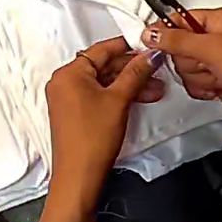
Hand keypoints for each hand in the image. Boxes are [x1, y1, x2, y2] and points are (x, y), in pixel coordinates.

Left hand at [44, 37, 160, 199]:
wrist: (79, 177)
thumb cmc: (92, 140)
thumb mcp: (119, 100)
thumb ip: (135, 73)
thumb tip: (148, 56)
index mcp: (68, 73)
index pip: (102, 49)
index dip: (128, 46)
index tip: (148, 45)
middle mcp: (63, 82)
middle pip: (103, 65)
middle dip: (132, 69)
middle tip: (157, 70)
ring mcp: (67, 98)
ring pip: (103, 82)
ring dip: (129, 84)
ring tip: (155, 89)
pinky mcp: (74, 112)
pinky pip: (98, 95)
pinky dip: (118, 95)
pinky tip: (139, 97)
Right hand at [140, 6, 221, 134]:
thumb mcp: (212, 48)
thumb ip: (176, 40)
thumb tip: (150, 32)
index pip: (182, 18)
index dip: (167, 30)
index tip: (152, 40)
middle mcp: (219, 38)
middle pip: (179, 46)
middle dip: (189, 60)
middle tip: (206, 63)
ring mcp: (218, 61)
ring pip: (184, 67)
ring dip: (197, 76)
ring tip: (217, 78)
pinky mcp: (217, 81)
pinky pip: (193, 83)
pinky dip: (202, 88)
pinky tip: (217, 89)